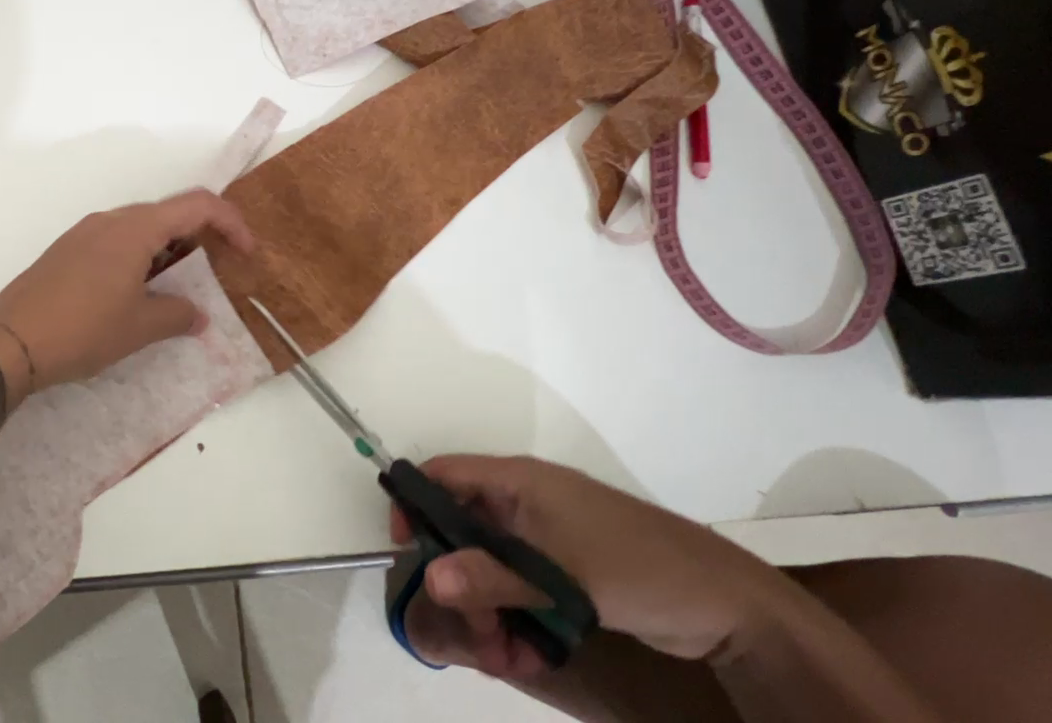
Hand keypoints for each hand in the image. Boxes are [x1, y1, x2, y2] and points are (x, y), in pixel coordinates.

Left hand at [0, 190, 254, 392]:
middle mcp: (108, 220)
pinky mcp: (66, 251)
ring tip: (181, 283)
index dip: (230, 222)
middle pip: (167, 212)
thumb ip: (176, 315)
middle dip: (200, 234)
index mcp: (133, 228)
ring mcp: (83, 234)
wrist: (9, 342)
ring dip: (168, 247)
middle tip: (218, 267)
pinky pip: (115, 241)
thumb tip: (197, 315)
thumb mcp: (139, 328)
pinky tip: (139, 290)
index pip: (196, 205)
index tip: (246, 252)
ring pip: (139, 227)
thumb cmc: (82, 330)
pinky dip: (140, 255)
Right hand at [392, 455, 794, 677]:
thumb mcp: (560, 576)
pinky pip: (519, 591)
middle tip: (472, 635)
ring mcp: (545, 540)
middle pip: (463, 534)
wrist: (729, 606)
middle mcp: (524, 504)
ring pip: (489, 570)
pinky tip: (528, 657)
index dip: (415, 504)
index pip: (443, 476)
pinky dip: (515, 622)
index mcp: (518, 482)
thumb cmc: (638, 569)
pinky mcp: (565, 573)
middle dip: (459, 585)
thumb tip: (428, 579)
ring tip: (502, 661)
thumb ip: (491, 578)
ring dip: (487, 614)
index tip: (407, 551)